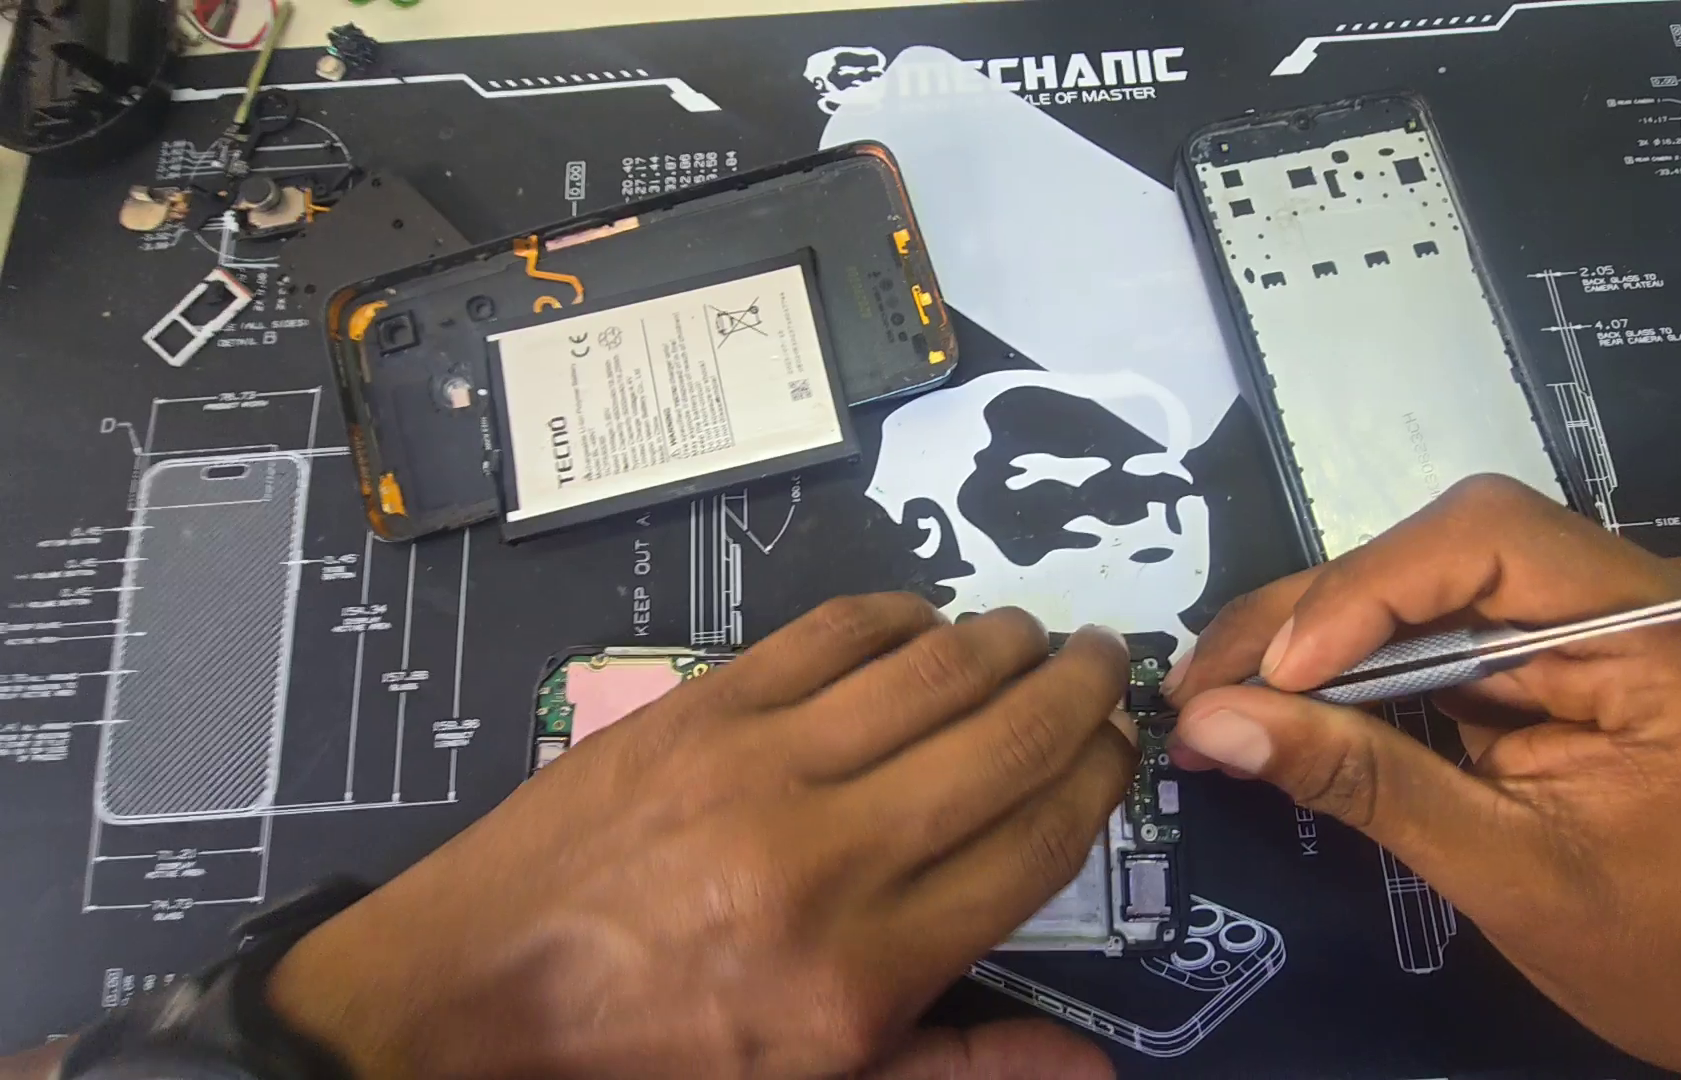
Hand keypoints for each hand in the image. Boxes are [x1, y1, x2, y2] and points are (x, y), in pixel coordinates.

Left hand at [267, 595, 1129, 1079]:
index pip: (1036, 840)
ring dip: (1001, 639)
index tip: (1116, 742)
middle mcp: (834, 851)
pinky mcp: (707, 703)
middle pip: (1003, 737)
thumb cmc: (654, 1062)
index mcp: (869, 967)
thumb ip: (965, 1070)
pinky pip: (832, 631)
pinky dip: (898, 613)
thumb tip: (1095, 1063)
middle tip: (1104, 657)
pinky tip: (924, 619)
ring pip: (930, 667)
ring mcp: (765, 761)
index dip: (1097, 776)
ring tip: (1030, 633)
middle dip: (1077, 687)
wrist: (466, 1003)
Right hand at [1161, 476, 1680, 1079]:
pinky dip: (1338, 661)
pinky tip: (1274, 695)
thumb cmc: (1675, 961)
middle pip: (1431, 556)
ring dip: (1301, 638)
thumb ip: (1359, 782)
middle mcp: (1645, 597)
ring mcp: (1594, 611)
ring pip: (1409, 584)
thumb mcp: (1507, 875)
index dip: (1364, 589)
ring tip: (1215, 691)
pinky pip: (1422, 624)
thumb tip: (1210, 725)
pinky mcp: (1549, 639)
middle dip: (1302, 618)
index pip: (1493, 541)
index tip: (1277, 675)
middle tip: (1203, 682)